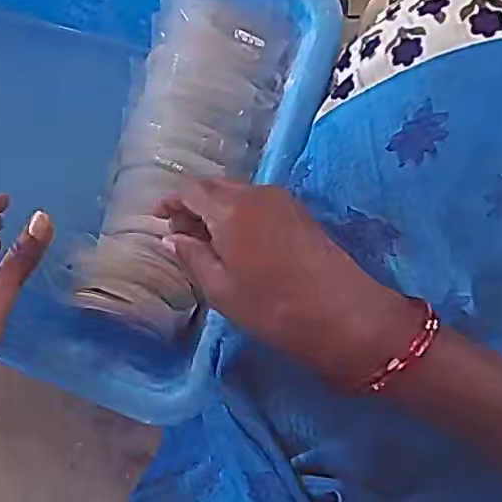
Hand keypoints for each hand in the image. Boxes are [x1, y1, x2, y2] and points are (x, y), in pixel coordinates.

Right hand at [155, 179, 421, 386]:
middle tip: (180, 232)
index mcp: (230, 209)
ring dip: (217, 208)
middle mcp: (255, 193)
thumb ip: (192, 257)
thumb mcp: (221, 289)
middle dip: (193, 204)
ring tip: (206, 240)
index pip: (191, 189)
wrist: (344, 314)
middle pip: (215, 186)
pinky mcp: (299, 212)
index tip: (157, 218)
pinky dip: (239, 213)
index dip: (171, 201)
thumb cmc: (273, 307)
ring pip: (238, 193)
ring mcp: (282, 200)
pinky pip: (258, 202)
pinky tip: (235, 241)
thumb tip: (172, 237)